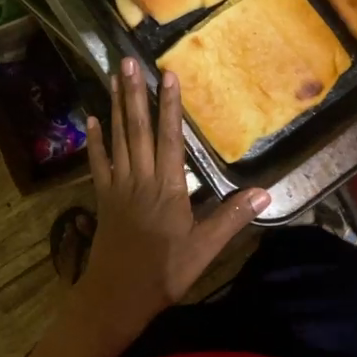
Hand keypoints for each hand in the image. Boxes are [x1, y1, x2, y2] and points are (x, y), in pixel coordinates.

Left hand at [75, 58, 270, 343]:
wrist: (117, 296)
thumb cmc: (165, 272)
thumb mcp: (204, 249)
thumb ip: (232, 218)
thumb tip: (264, 192)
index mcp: (168, 188)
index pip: (169, 138)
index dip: (169, 105)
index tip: (167, 74)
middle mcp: (141, 178)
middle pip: (138, 128)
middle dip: (135, 93)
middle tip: (127, 60)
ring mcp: (119, 185)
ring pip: (118, 138)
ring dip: (116, 105)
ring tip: (113, 76)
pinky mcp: (102, 196)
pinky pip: (98, 163)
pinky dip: (95, 140)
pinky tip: (92, 119)